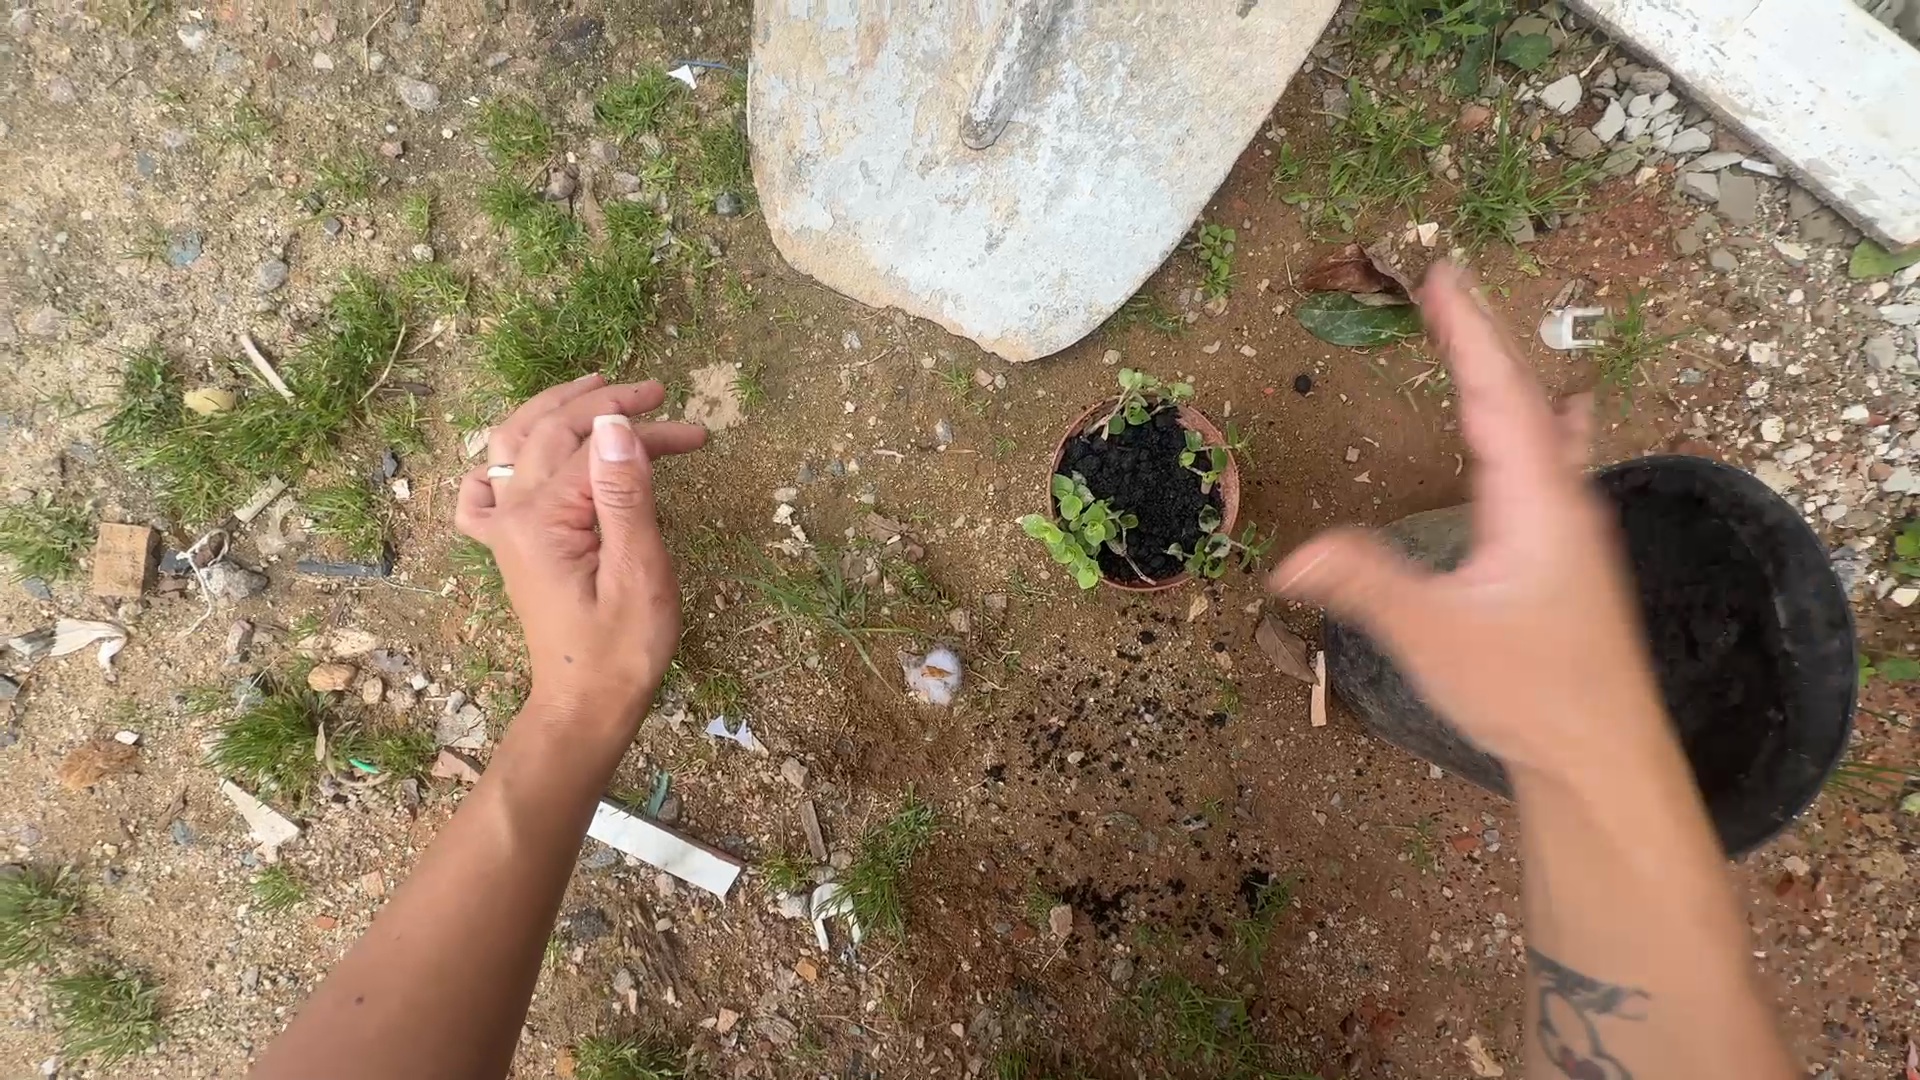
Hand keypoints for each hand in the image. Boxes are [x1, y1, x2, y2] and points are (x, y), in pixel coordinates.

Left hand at [455, 376, 706, 736]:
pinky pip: (485, 490)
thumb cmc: (623, 645)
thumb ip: (624, 495)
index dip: (649, 433)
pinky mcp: (509, 546)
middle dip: (607, 404)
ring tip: (594, 387)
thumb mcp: (639, 571)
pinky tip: (513, 455)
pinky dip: (498, 459)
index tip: (699, 433)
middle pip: (552, 432)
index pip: (597, 451)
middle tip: (656, 391)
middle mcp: (511, 513)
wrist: (587, 701)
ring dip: (554, 409)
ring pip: (513, 444)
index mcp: (542, 519)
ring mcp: (502, 528)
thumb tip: (617, 425)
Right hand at [1269, 263, 1669, 781]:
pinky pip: (1547, 460)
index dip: (1469, 336)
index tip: (1443, 279)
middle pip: (1521, 398)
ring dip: (1506, 372)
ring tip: (1483, 331)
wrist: (1596, 751)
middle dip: (1482, 338)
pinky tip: (1564, 412)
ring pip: (1537, 426)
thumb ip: (1364, 586)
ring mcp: (1564, 524)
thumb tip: (1287, 562)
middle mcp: (1558, 501)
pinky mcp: (1557, 548)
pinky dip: (1538, 420)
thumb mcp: (1432, 636)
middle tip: (1448, 285)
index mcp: (1533, 505)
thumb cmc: (1525, 692)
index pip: (1497, 400)